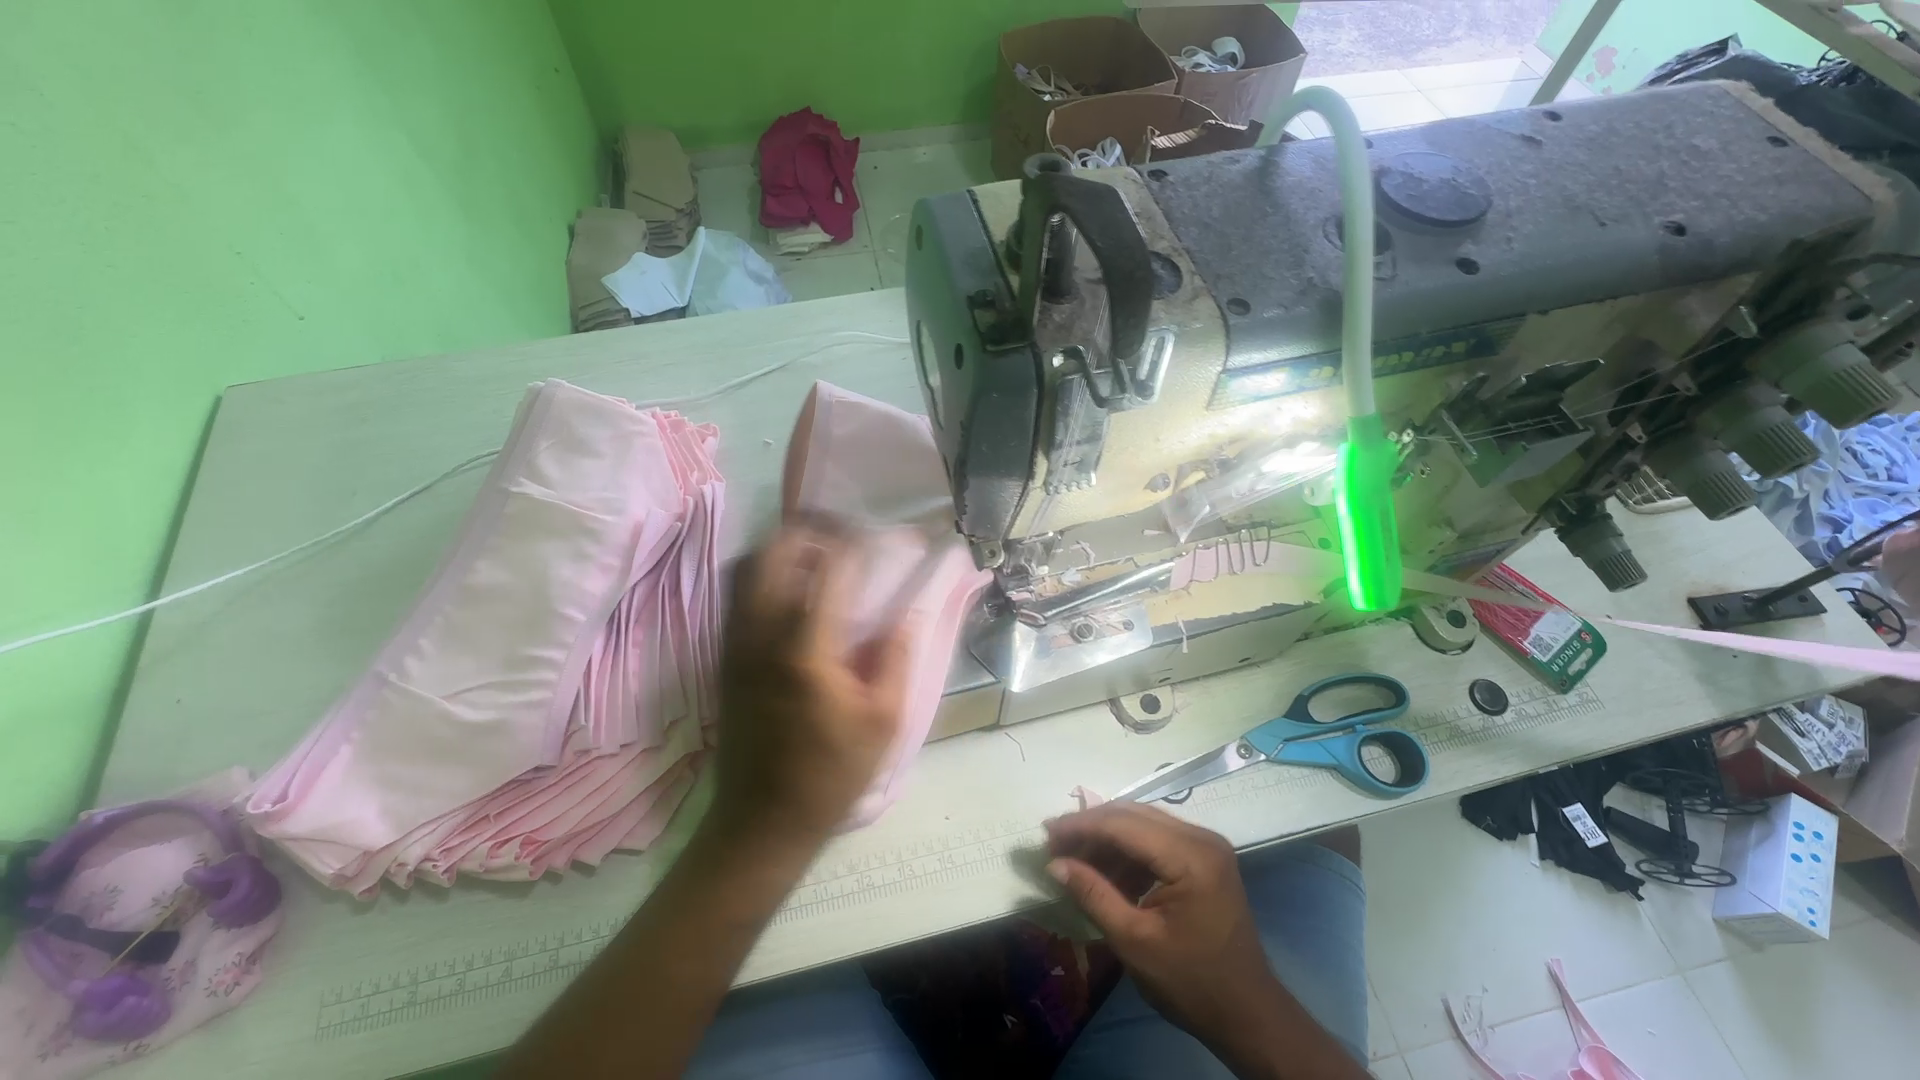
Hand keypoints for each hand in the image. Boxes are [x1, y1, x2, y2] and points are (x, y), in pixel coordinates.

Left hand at [711, 524, 913, 842]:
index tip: (874, 537)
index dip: (853, 544)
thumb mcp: (884, 722)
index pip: (828, 570)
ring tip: (813, 554)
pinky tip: (789, 591)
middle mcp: (761, 635)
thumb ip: (895, 658)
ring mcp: (734, 645)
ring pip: (745, 570)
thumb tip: (906, 612)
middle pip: (773, 554)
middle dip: (807, 531)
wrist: (762, 820)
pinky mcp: (723, 659)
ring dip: (779, 549)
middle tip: (839, 533)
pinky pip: (735, 597)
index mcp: (806, 649)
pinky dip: (761, 576)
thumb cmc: (830, 773)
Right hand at [1045, 803, 1285, 1048]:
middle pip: (1134, 816)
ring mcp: (1207, 848)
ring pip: (1144, 826)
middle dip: (1091, 828)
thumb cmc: (1190, 982)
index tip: (1044, 834)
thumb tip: (1055, 864)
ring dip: (1107, 841)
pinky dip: (1128, 854)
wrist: (1246, 1013)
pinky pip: (1158, 842)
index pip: (1124, 824)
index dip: (1080, 826)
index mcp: (1191, 856)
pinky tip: (1104, 875)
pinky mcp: (1205, 861)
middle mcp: (1202, 839)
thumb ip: (1093, 895)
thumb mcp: (1133, 941)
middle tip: (1053, 846)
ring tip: (1073, 862)